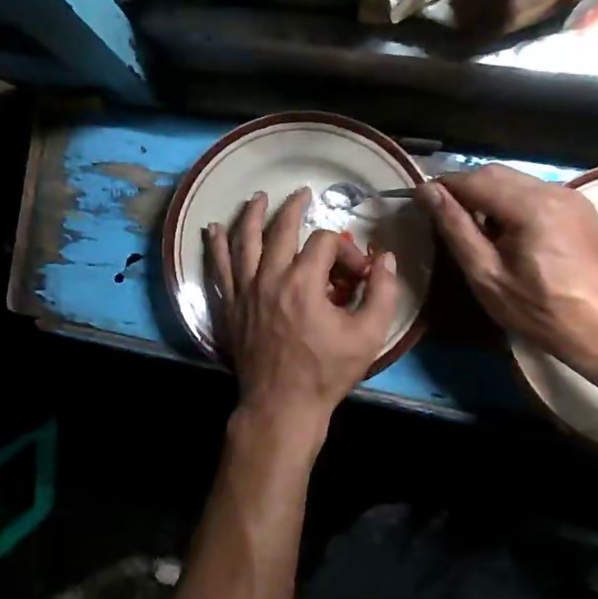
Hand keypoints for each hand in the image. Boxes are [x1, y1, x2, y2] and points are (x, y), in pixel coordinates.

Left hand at [206, 189, 400, 463]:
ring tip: (255, 197)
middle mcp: (269, 278)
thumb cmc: (325, 373)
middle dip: (293, 208)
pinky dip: (215, 247)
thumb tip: (385, 260)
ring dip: (250, 216)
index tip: (357, 273)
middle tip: (300, 194)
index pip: (324, 244)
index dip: (345, 251)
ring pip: (243, 242)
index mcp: (303, 282)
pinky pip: (219, 268)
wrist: (281, 405)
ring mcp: (245, 290)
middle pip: (279, 230)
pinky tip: (212, 230)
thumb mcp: (367, 336)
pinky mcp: (230, 305)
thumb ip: (382, 294)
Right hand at [416, 167, 597, 374]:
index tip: (421, 203)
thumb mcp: (485, 273)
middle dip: (465, 189)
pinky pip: (535, 192)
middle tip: (445, 218)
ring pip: (515, 180)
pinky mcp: (580, 208)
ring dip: (488, 195)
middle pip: (495, 173)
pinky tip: (507, 232)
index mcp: (530, 206)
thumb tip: (425, 191)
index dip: (442, 187)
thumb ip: (455, 227)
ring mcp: (572, 196)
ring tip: (476, 229)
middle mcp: (554, 190)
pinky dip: (512, 202)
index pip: (473, 179)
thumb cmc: (536, 309)